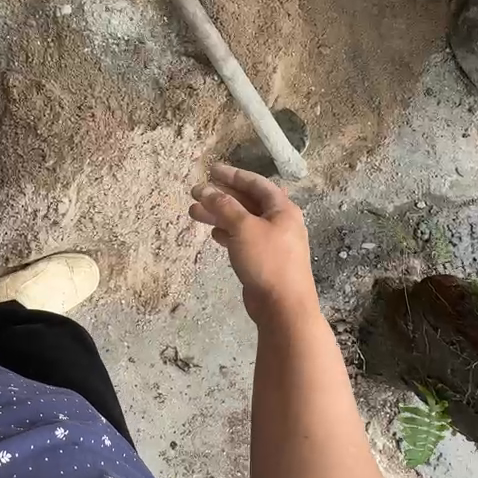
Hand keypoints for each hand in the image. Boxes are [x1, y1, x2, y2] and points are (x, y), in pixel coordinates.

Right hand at [190, 163, 317, 324]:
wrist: (284, 307)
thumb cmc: (267, 261)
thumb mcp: (243, 227)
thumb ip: (223, 206)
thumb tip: (205, 189)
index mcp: (282, 209)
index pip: (256, 183)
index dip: (233, 175)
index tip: (211, 170)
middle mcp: (279, 222)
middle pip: (246, 202)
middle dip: (220, 196)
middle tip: (196, 192)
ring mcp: (271, 242)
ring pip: (241, 221)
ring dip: (219, 215)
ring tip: (193, 212)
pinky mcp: (262, 260)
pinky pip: (242, 239)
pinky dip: (227, 233)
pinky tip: (213, 233)